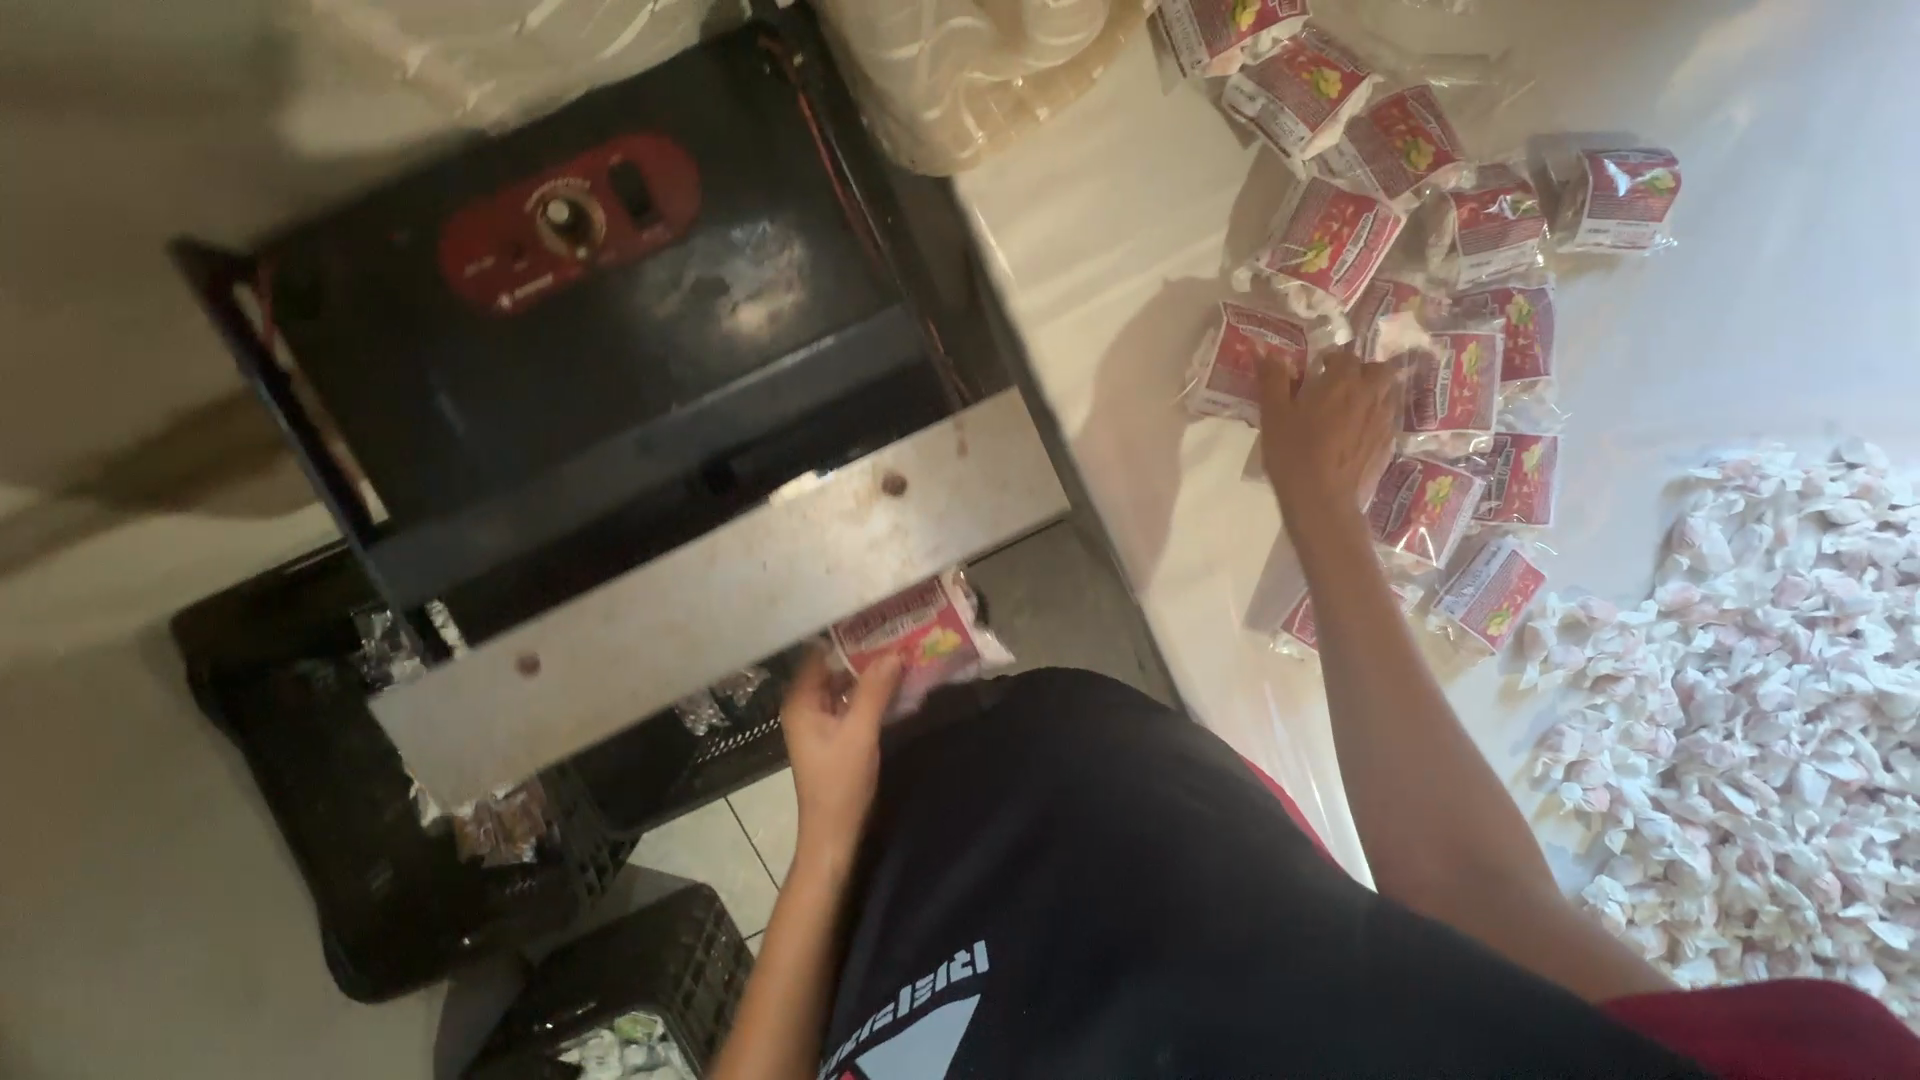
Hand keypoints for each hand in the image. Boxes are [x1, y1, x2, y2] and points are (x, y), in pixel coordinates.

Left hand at [779, 648, 903, 873]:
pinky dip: (872, 693)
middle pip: (834, 668)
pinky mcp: (836, 735)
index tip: (878, 618)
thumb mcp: (859, 733)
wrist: (834, 835)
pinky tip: (898, 683)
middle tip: (899, 631)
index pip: (820, 654)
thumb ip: (874, 692)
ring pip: (846, 685)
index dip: (847, 636)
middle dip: (864, 653)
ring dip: (871, 673)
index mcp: (801, 702)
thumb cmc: (839, 784)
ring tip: (903, 651)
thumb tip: (893, 653)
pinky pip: (853, 703)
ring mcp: (821, 721)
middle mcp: (806, 706)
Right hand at [1259, 348, 1404, 515]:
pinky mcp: (1388, 445)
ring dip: (1371, 394)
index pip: (1344, 355)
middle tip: (1339, 388)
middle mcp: (1371, 394)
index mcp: (1342, 381)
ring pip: (1387, 394)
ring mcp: (1384, 420)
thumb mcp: (1273, 415)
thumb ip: (1272, 379)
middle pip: (1378, 370)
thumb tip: (1264, 349)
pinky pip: (1386, 421)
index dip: (1330, 360)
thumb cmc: (1293, 453)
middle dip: (1361, 372)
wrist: (1322, 500)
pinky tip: (1354, 437)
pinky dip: (1373, 420)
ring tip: (1348, 411)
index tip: (1316, 372)